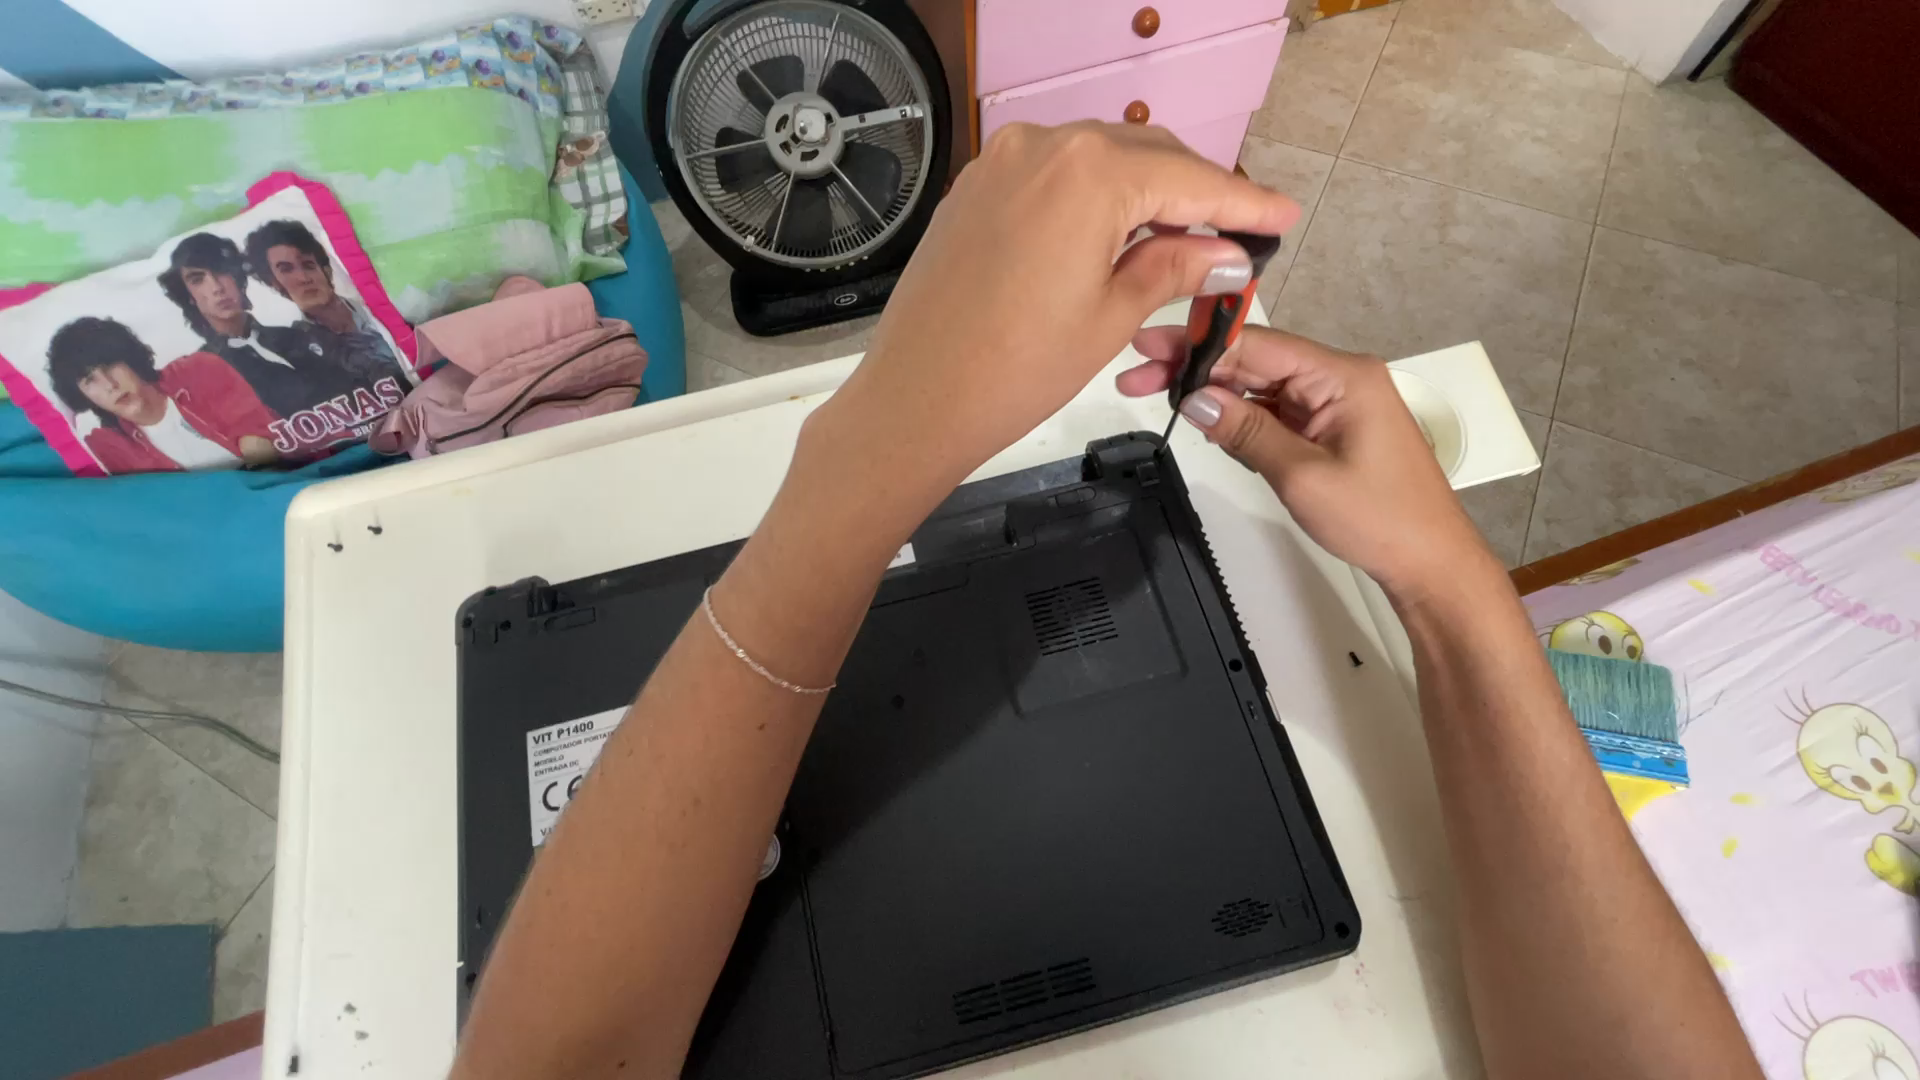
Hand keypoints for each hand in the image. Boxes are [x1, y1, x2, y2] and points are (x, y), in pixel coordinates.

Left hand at [803, 122, 1298, 506]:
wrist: (916, 402)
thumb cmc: (1014, 371)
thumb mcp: (1109, 319)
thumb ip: (1173, 267)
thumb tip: (1225, 250)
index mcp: (1088, 173)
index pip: (1189, 178)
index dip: (1242, 202)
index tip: (1280, 215)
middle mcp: (1041, 146)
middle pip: (1144, 156)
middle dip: (1192, 194)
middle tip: (1230, 235)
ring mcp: (999, 164)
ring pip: (1094, 163)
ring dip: (1140, 194)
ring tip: (1174, 242)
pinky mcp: (973, 191)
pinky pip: (1050, 180)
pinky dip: (1088, 201)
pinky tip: (1107, 236)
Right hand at [1117, 325, 1499, 602]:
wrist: (1428, 560)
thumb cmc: (1377, 518)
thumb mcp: (1301, 475)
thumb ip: (1245, 431)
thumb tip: (1193, 399)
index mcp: (1340, 376)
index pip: (1256, 344)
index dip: (1197, 343)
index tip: (1148, 348)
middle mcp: (1337, 378)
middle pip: (1253, 360)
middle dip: (1196, 368)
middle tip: (1138, 378)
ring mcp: (1332, 403)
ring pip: (1259, 386)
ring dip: (1214, 394)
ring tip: (1161, 398)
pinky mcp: (1327, 428)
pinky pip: (1273, 411)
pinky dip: (1239, 418)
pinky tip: (1210, 425)